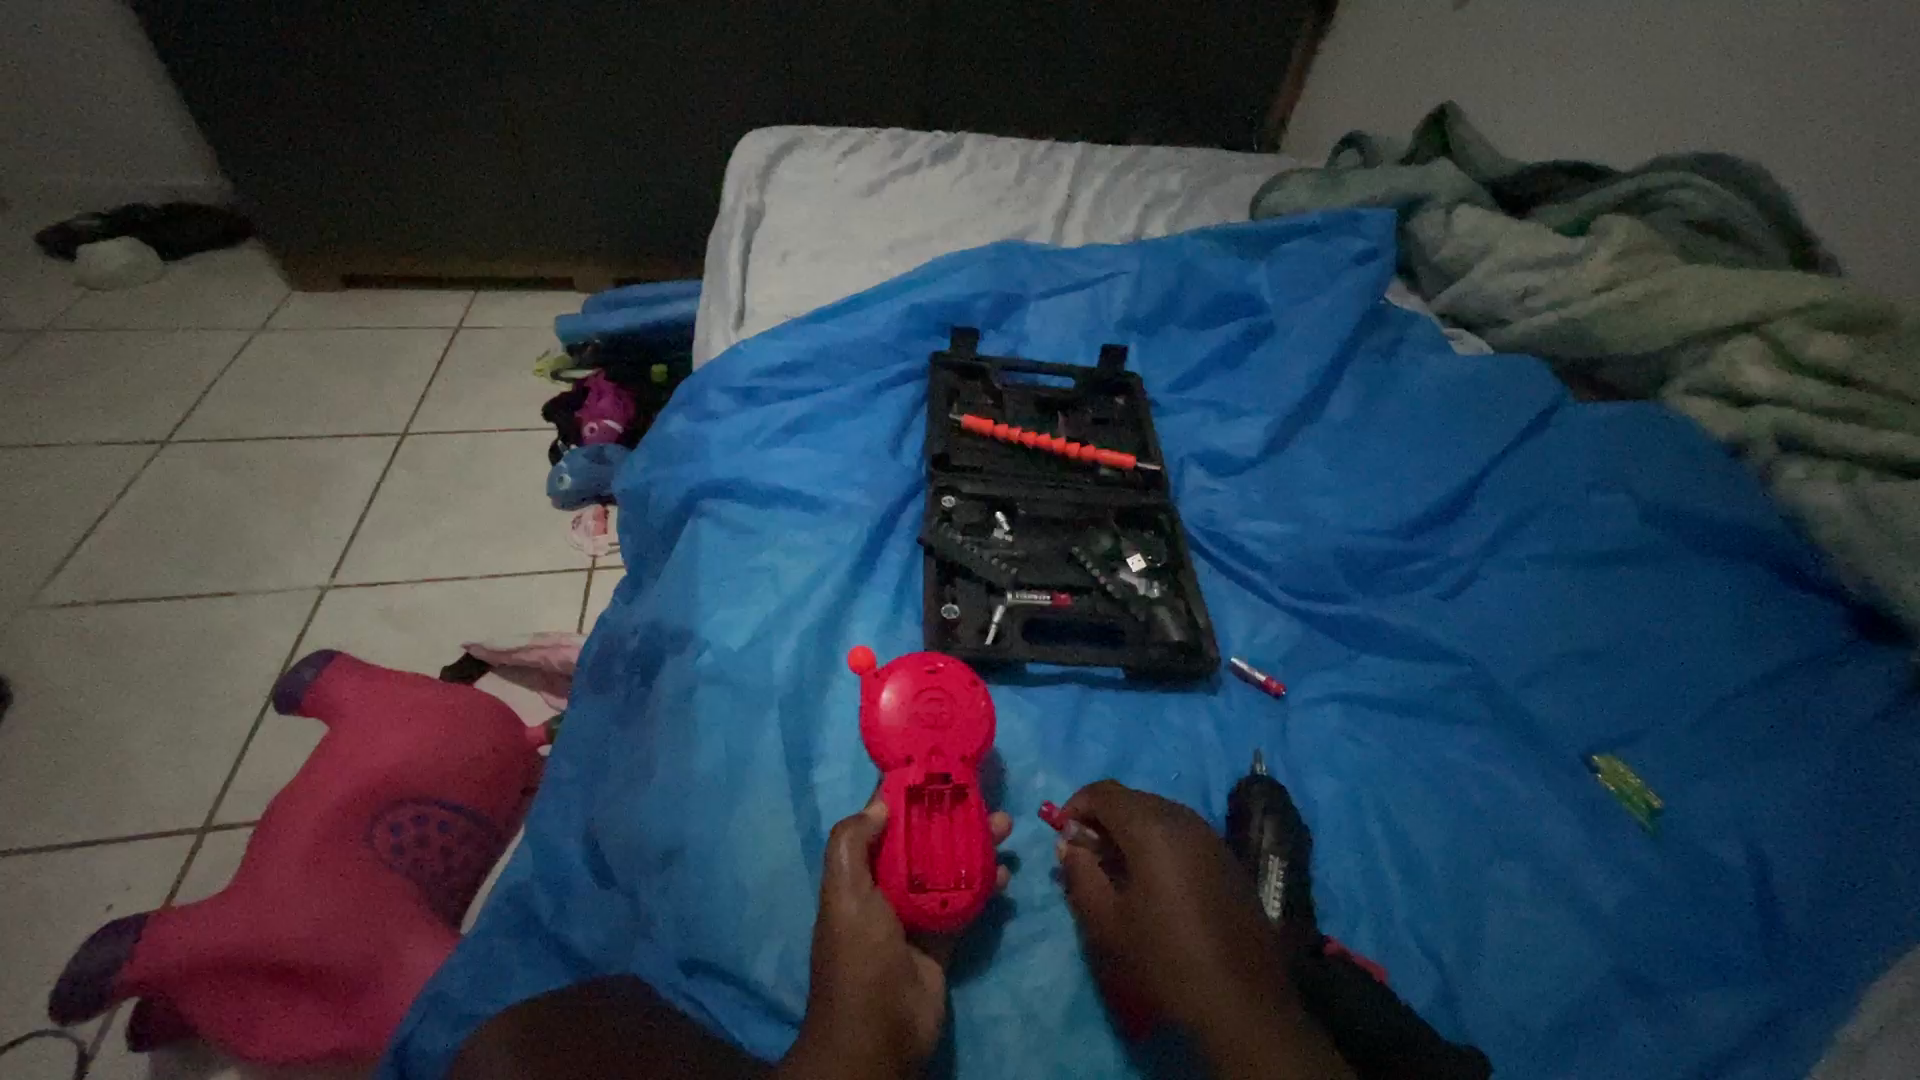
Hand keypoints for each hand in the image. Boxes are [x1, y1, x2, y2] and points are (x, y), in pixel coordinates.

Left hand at [781, 800, 1013, 1079]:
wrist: (878, 1036)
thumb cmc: (859, 958)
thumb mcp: (844, 894)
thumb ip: (852, 843)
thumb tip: (880, 802)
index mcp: (860, 873)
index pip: (882, 821)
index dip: (905, 793)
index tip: (935, 766)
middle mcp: (887, 888)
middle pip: (924, 840)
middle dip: (952, 816)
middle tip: (985, 798)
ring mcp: (917, 914)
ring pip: (950, 867)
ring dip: (976, 845)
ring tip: (1005, 827)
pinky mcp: (944, 938)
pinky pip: (968, 903)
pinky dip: (986, 885)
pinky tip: (1006, 873)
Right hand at [1057, 781, 1352, 1078]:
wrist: (1242, 1005)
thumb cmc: (1165, 961)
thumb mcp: (1107, 922)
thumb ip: (1081, 873)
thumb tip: (1070, 843)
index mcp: (1151, 828)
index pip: (1103, 791)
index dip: (1076, 806)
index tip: (1062, 836)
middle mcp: (1184, 819)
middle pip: (1132, 799)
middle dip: (1103, 818)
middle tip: (1086, 855)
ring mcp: (1211, 837)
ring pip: (1159, 813)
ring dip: (1131, 829)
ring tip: (1117, 869)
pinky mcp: (1227, 859)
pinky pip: (1182, 833)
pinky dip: (1158, 842)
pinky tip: (1154, 881)